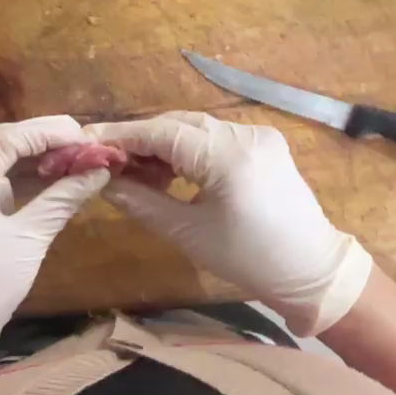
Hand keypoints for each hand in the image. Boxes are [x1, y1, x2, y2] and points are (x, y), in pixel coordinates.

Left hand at [0, 117, 109, 371]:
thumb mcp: (31, 239)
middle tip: (82, 141)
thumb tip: (98, 171)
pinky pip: (0, 177)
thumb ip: (62, 199)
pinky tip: (57, 171)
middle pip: (0, 142)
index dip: (44, 132)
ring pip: (0, 157)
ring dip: (37, 152)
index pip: (4, 141)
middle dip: (42, 137)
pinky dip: (28, 171)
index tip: (80, 135)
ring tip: (76, 153)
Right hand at [85, 111, 371, 335]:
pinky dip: (184, 150)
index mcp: (228, 155)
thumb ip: (141, 202)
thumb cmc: (248, 259)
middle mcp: (244, 133)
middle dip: (138, 140)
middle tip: (103, 161)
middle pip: (177, 124)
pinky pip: (212, 138)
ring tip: (132, 173)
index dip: (120, 137)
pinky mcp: (262, 145)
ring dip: (160, 146)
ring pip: (194, 129)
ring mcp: (257, 135)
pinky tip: (166, 172)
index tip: (86, 143)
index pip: (161, 133)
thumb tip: (103, 182)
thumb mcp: (186, 233)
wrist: (310, 270)